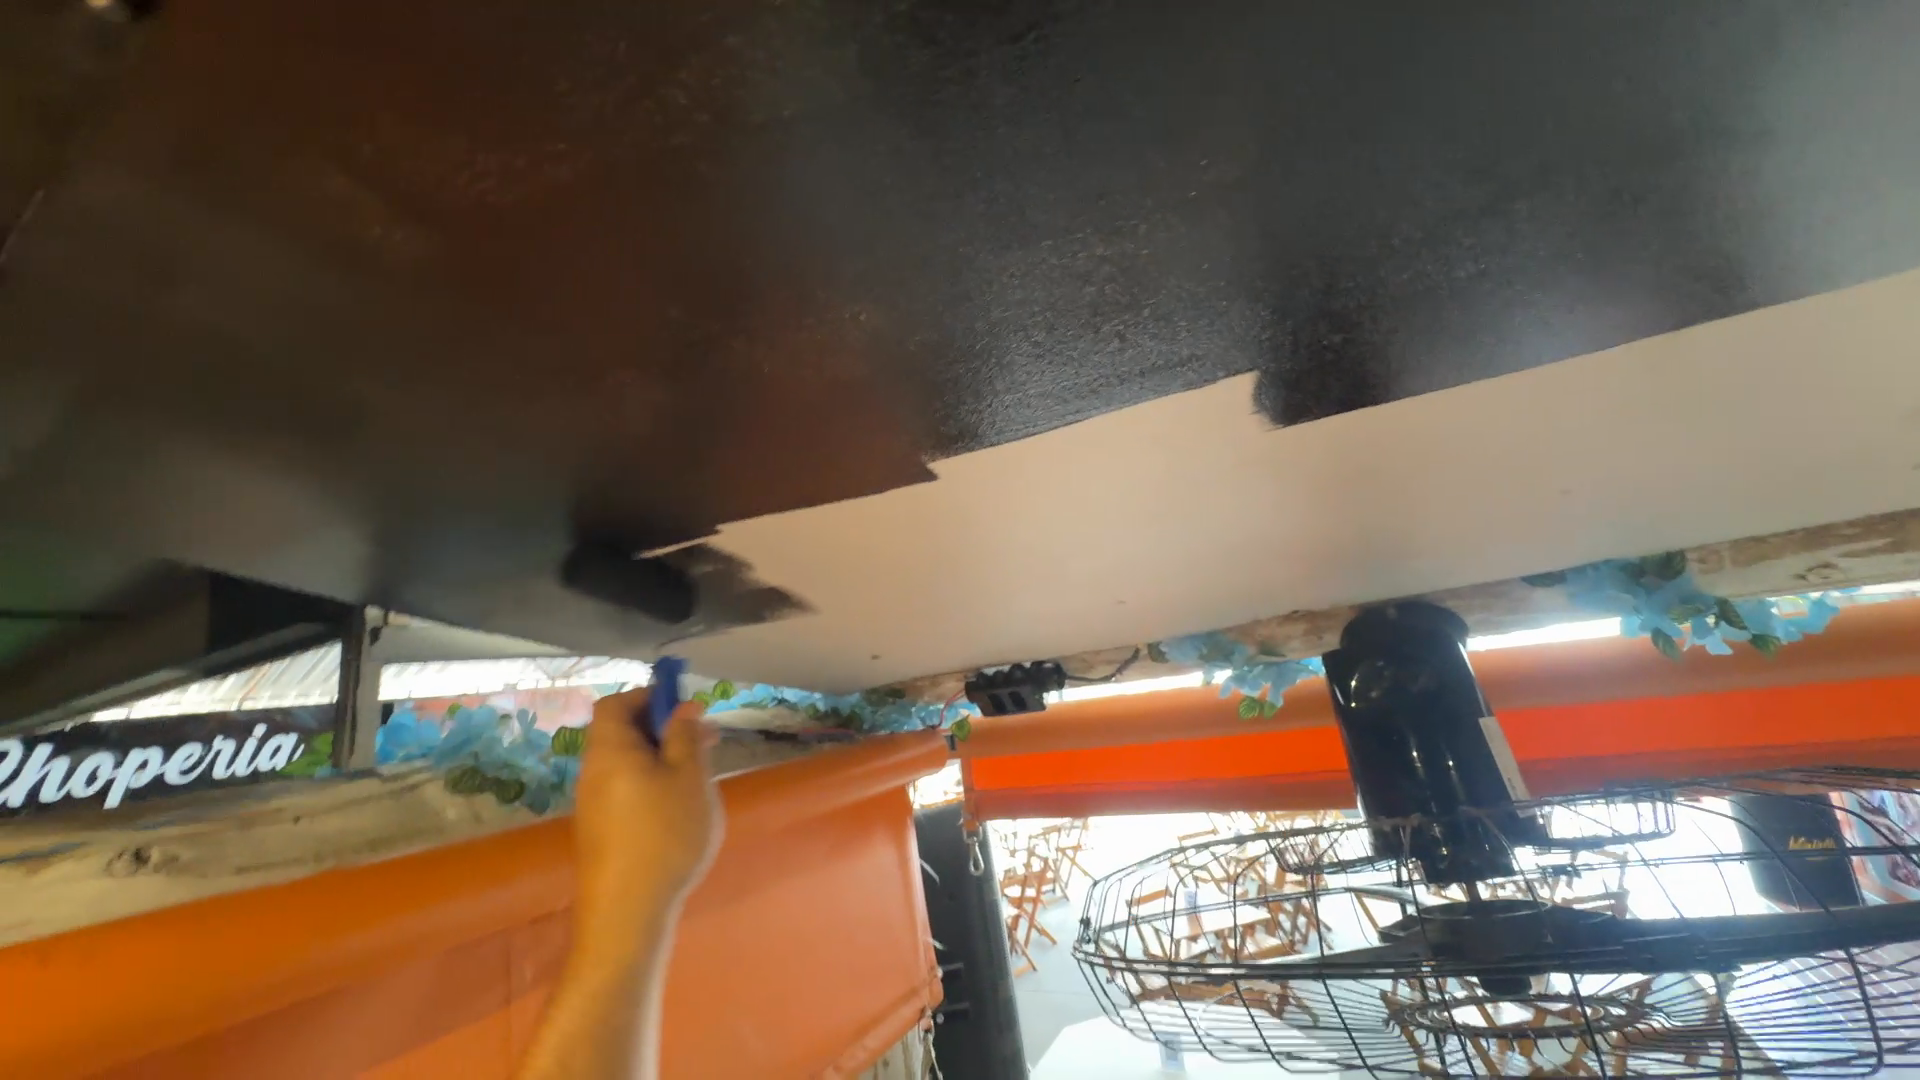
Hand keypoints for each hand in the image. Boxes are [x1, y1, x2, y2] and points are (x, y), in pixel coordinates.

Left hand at [572, 687, 723, 926]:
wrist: (628, 912)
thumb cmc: (665, 833)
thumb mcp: (689, 777)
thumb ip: (686, 737)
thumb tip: (682, 708)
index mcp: (610, 750)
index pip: (616, 704)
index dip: (649, 696)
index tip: (686, 707)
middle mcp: (594, 772)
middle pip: (621, 732)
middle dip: (663, 727)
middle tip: (705, 739)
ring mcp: (594, 804)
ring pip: (628, 763)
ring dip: (663, 758)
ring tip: (700, 774)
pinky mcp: (601, 832)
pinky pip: (627, 789)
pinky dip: (653, 784)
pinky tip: (680, 808)